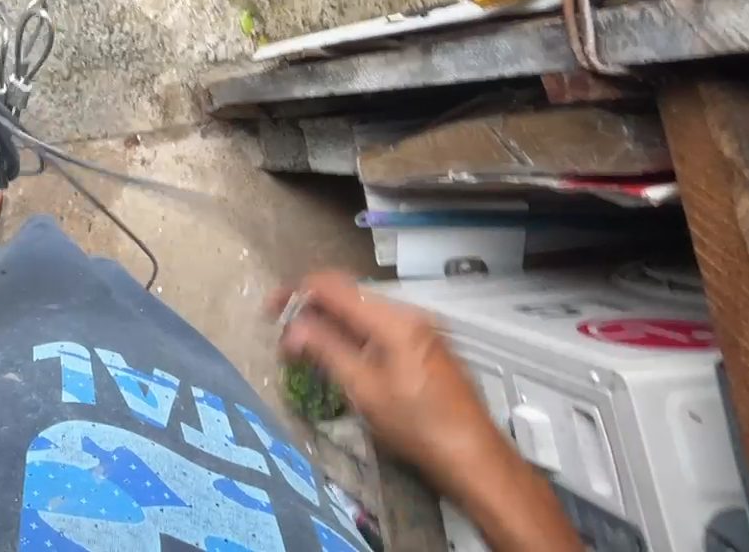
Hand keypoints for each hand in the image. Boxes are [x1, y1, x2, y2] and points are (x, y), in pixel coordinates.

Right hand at [268, 272, 506, 488]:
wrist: (478, 461)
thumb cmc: (418, 427)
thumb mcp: (363, 389)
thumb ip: (324, 348)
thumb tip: (291, 326)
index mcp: (392, 319)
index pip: (330, 285)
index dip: (294, 292)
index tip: (270, 311)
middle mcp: (408, 312)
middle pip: (346, 292)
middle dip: (310, 307)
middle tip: (285, 332)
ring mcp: (421, 326)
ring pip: (360, 306)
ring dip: (330, 318)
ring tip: (307, 344)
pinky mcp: (426, 341)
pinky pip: (377, 320)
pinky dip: (352, 328)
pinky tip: (340, 350)